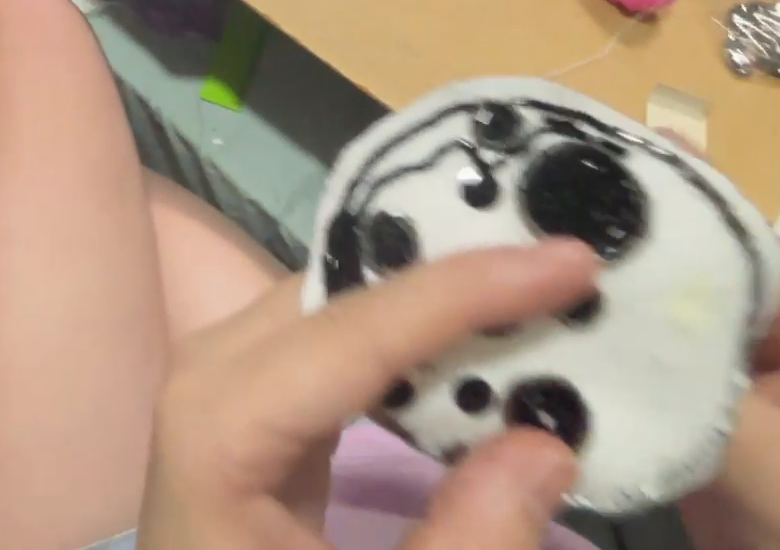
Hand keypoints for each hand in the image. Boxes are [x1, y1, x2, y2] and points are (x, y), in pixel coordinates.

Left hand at [136, 241, 600, 548]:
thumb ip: (464, 545)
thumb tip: (546, 444)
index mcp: (219, 426)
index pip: (356, 333)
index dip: (463, 290)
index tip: (571, 258)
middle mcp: (208, 370)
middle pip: (339, 295)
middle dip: (452, 277)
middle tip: (565, 268)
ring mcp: (219, 371)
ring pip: (334, 300)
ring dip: (431, 298)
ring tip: (535, 292)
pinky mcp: (243, 387)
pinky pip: (327, 334)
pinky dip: (402, 333)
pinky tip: (467, 341)